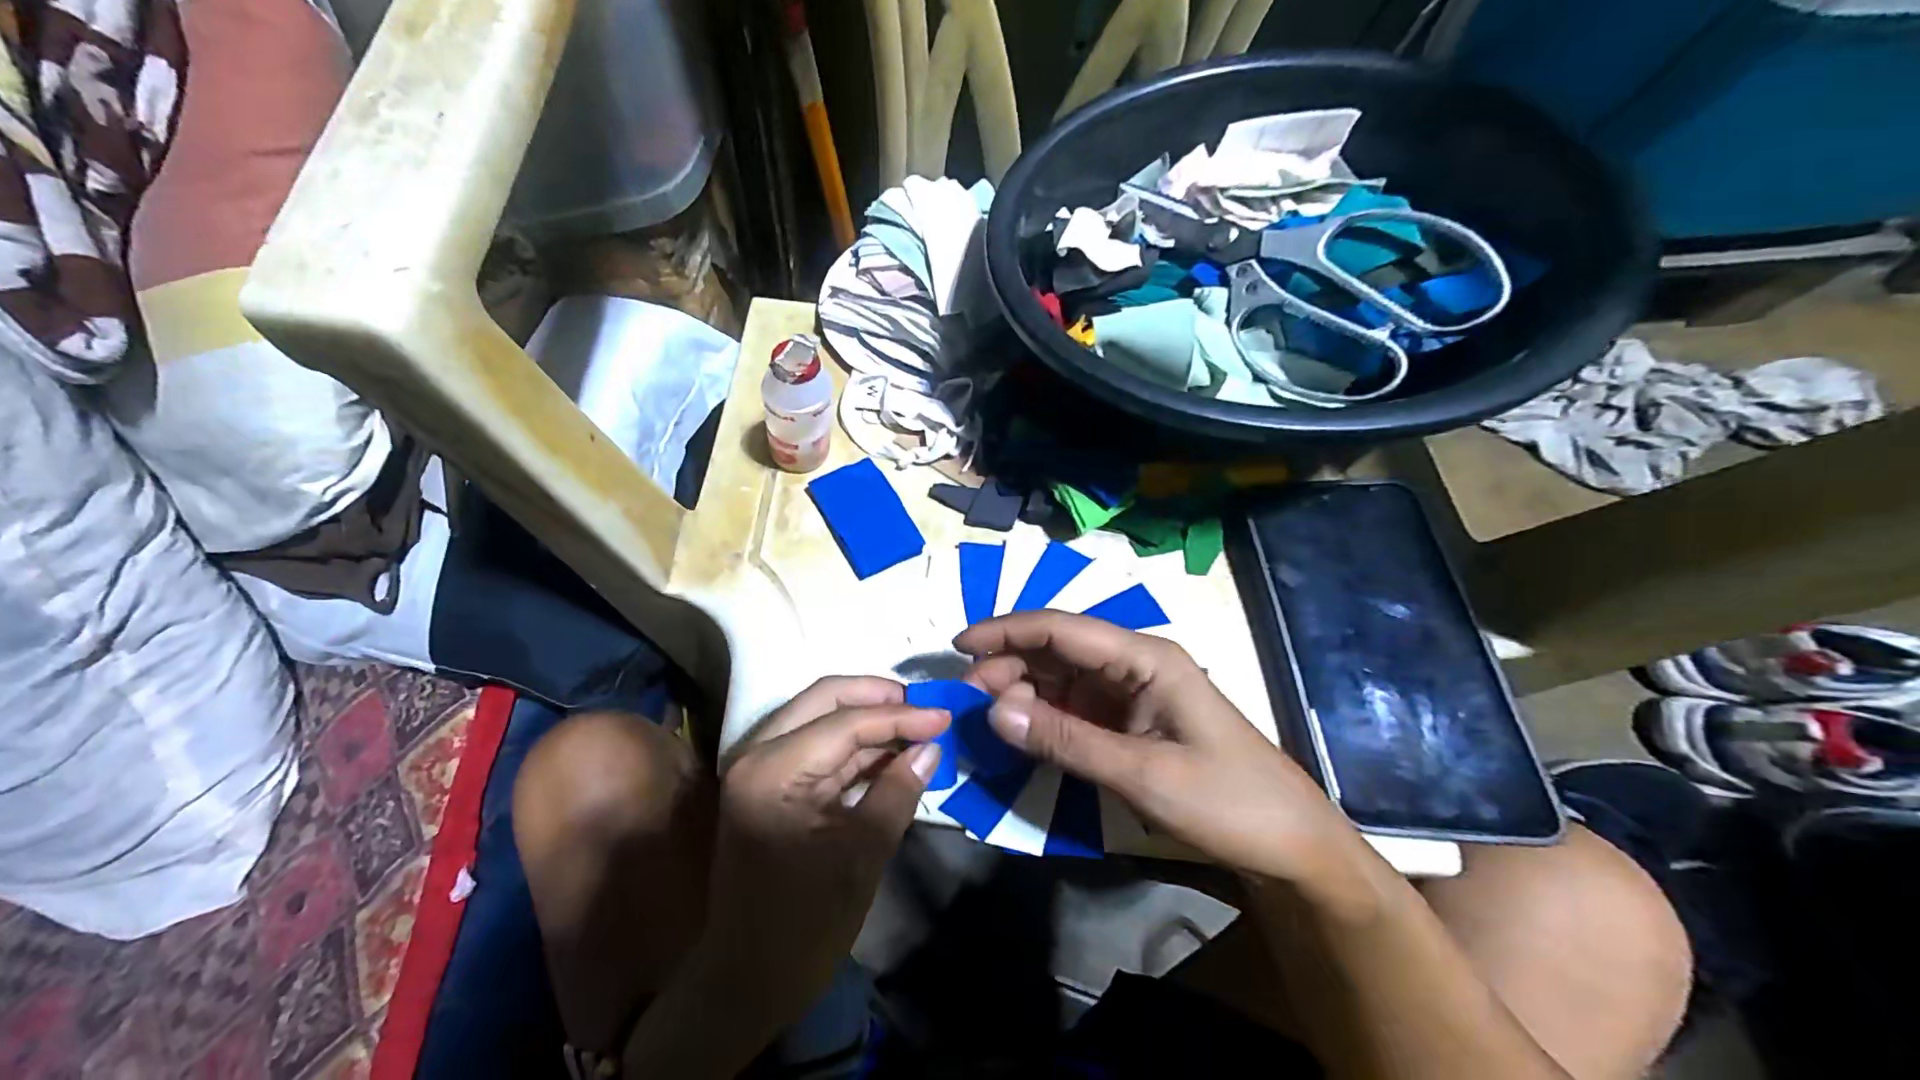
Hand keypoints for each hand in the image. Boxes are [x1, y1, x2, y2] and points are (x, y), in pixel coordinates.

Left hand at [703, 677, 947, 1016]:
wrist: (747, 981)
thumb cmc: (806, 923)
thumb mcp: (862, 854)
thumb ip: (898, 790)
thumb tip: (932, 747)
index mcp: (774, 770)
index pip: (846, 722)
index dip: (901, 716)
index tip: (946, 715)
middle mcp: (758, 755)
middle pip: (824, 699)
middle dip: (877, 698)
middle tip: (924, 707)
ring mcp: (758, 768)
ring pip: (819, 718)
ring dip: (867, 719)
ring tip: (916, 726)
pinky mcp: (768, 785)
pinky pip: (815, 747)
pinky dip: (853, 745)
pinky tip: (890, 751)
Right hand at [957, 612, 1366, 885]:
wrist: (1290, 845)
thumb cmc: (1226, 800)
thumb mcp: (1140, 773)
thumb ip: (1064, 739)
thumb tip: (993, 710)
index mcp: (1145, 658)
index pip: (1062, 629)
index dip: (1007, 631)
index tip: (958, 648)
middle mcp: (1135, 665)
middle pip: (1058, 650)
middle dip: (1009, 665)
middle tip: (967, 698)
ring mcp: (1131, 694)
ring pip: (1061, 678)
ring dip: (1022, 691)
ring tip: (985, 715)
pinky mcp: (1129, 723)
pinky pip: (1074, 709)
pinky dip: (1042, 716)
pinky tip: (1018, 730)